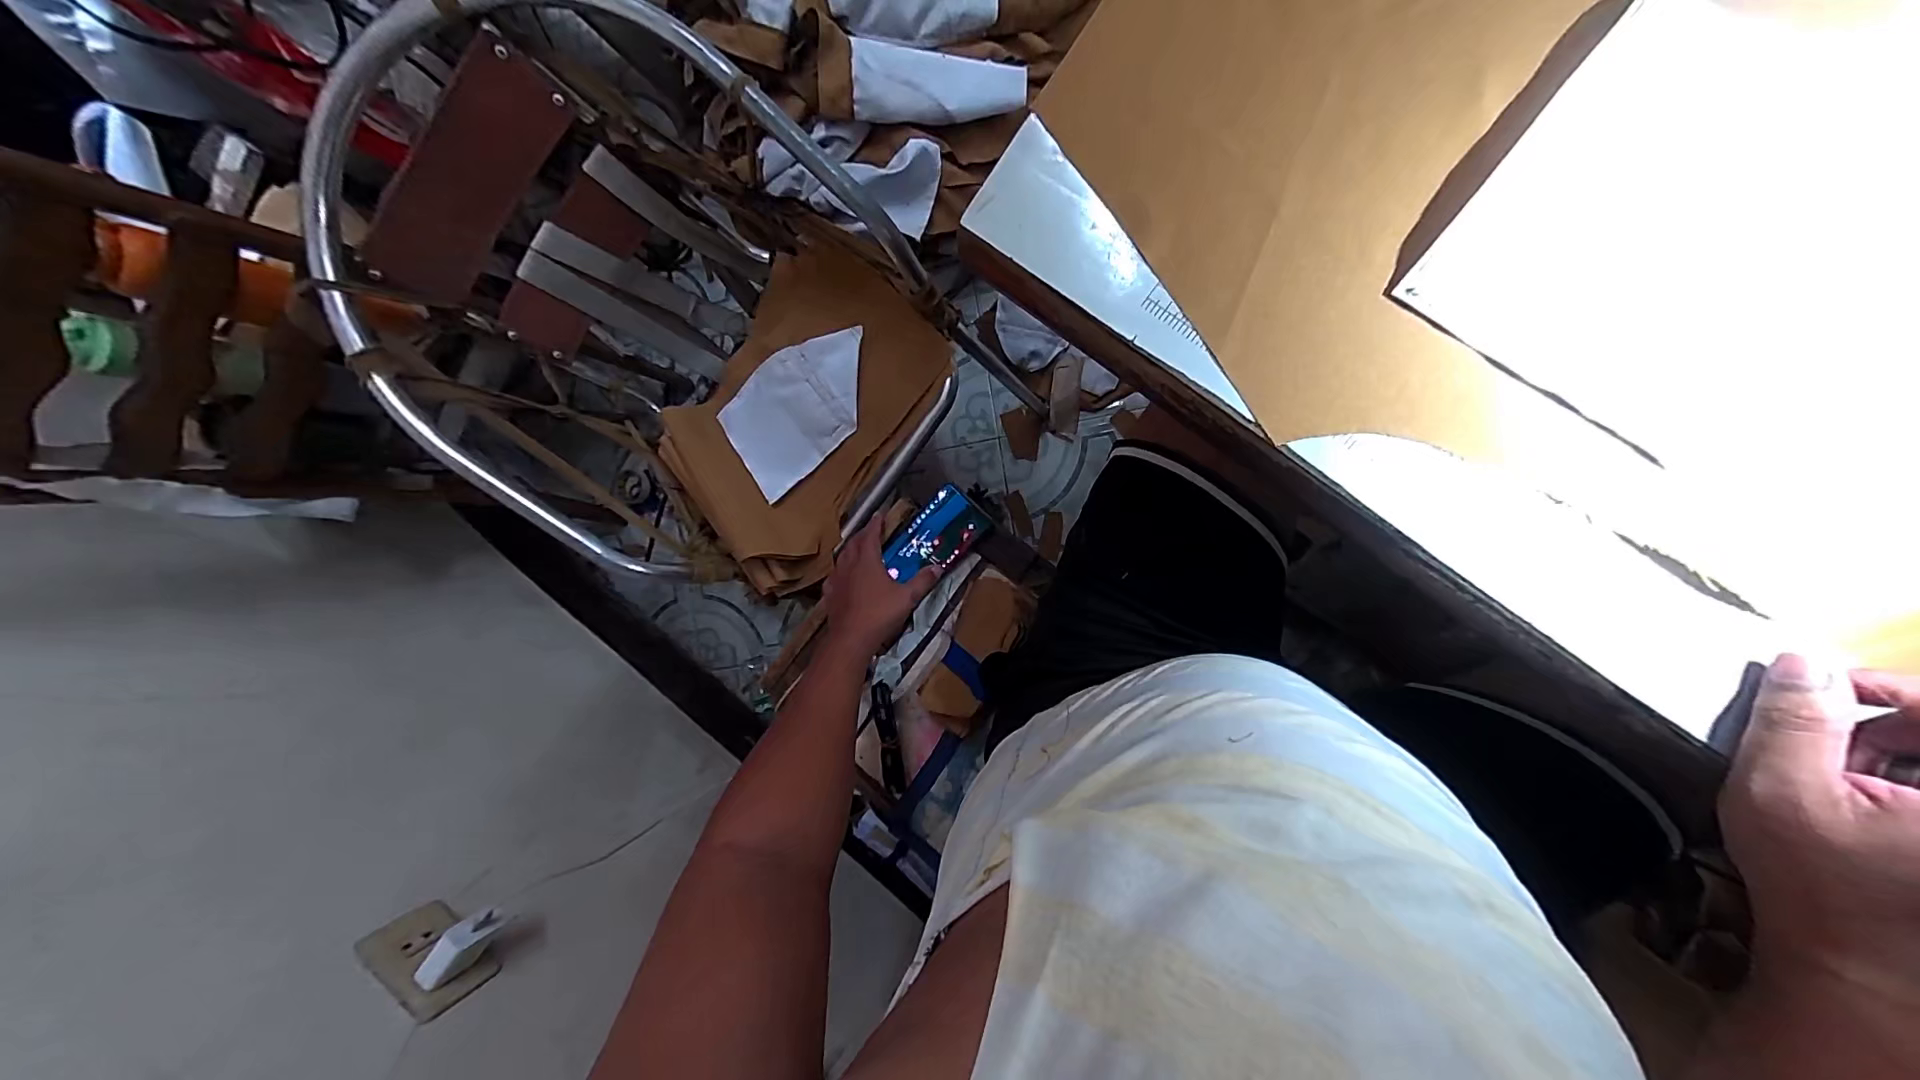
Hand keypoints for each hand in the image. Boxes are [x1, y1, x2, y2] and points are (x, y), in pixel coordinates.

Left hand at [820, 518, 939, 660]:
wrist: (850, 639)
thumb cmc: (879, 614)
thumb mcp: (907, 597)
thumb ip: (922, 581)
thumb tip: (938, 568)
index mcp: (867, 560)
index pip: (870, 535)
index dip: (876, 524)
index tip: (880, 516)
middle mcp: (849, 566)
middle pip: (853, 543)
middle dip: (862, 535)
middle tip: (870, 531)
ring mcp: (837, 580)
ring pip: (842, 558)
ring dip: (850, 551)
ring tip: (857, 551)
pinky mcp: (830, 596)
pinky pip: (834, 577)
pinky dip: (841, 571)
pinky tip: (843, 578)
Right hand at [1721, 653, 1919, 1003]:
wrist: (1862, 973)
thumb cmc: (1817, 883)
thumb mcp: (1779, 791)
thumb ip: (1792, 722)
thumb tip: (1802, 662)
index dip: (1886, 688)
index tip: (1825, 690)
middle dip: (1892, 728)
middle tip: (1827, 744)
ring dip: (1901, 758)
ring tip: (1842, 777)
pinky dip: (1910, 789)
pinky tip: (1872, 806)